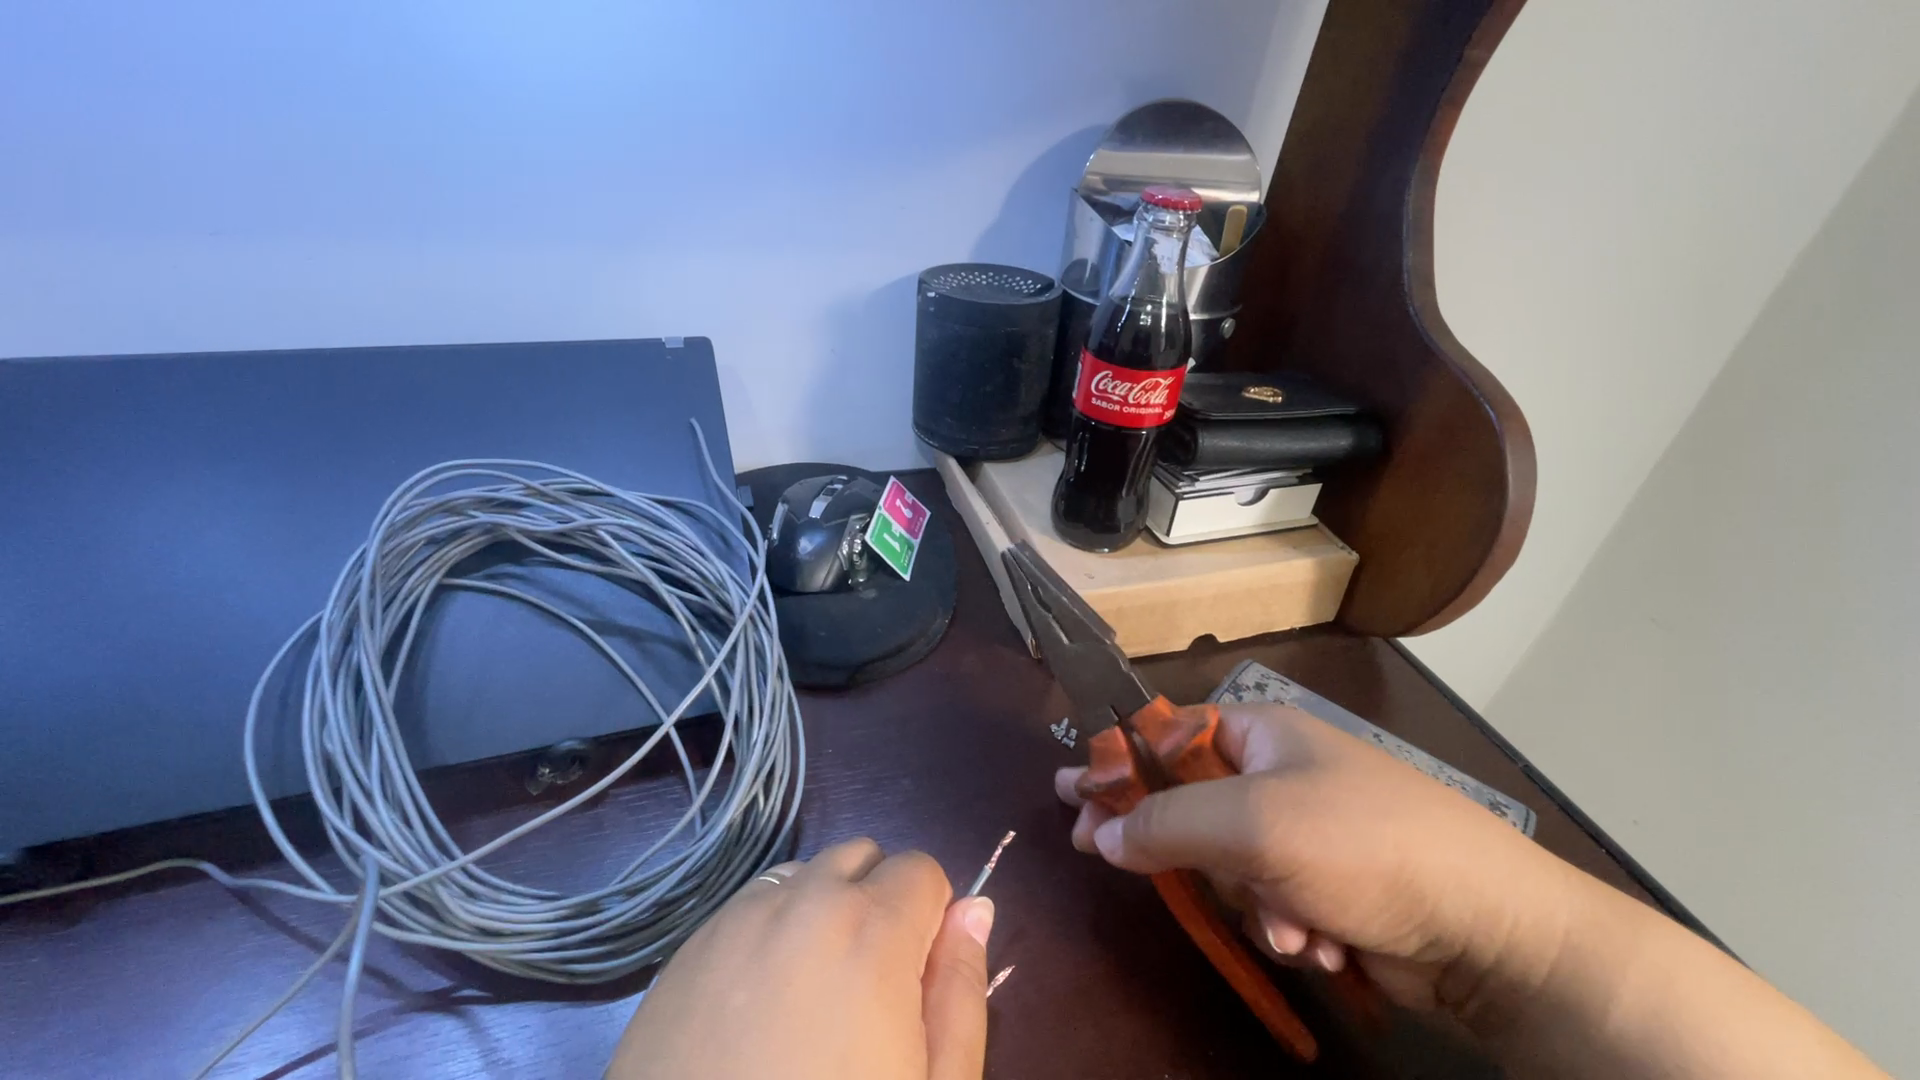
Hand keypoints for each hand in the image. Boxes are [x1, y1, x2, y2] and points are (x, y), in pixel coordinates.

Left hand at [607, 838, 993, 1079]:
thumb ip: (960, 988)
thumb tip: (972, 909)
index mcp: (872, 929)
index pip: (920, 868)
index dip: (929, 918)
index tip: (916, 976)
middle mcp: (803, 901)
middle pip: (860, 858)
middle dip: (877, 901)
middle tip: (867, 986)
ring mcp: (738, 919)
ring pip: (803, 875)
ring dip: (822, 908)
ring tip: (811, 994)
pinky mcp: (688, 949)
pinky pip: (750, 906)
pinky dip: (770, 930)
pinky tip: (758, 1004)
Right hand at [1055, 704, 1571, 1014]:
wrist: (1489, 928)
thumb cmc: (1361, 845)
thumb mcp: (1251, 824)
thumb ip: (1165, 823)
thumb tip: (1100, 832)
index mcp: (1263, 733)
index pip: (1168, 736)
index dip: (1119, 765)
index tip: (1074, 795)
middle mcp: (1278, 775)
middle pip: (1190, 805)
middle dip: (1179, 848)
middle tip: (1101, 854)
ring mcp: (1303, 834)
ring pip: (1227, 867)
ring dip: (1247, 901)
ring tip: (1287, 920)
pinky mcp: (1324, 888)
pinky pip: (1268, 904)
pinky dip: (1285, 926)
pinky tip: (1319, 942)